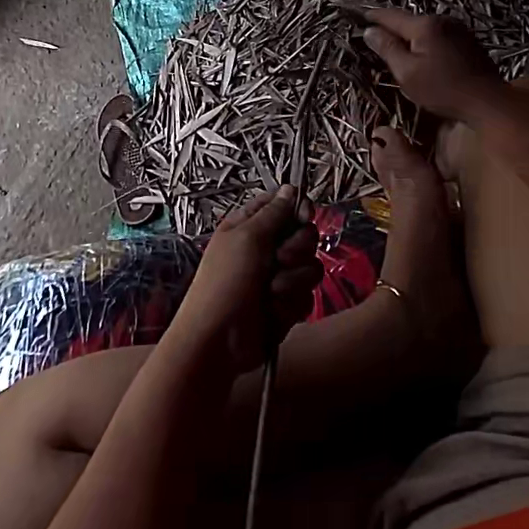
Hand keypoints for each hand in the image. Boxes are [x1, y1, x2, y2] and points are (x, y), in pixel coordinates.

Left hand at [169, 187, 321, 376]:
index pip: (284, 205)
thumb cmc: (225, 282)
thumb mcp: (247, 238)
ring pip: (309, 267)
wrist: (219, 341)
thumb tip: (290, 187)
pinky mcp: (286, 304)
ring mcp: (277, 277)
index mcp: (250, 226)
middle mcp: (265, 248)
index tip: (303, 217)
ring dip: (293, 281)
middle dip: (297, 249)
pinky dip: (291, 304)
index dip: (298, 209)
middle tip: (280, 260)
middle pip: (304, 235)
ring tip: (271, 293)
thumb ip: (274, 212)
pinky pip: (306, 296)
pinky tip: (274, 311)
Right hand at [361, 9, 508, 122]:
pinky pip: (438, 36)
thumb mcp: (407, 72)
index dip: (373, 16)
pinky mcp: (468, 41)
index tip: (359, 16)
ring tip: (397, 47)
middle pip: (409, 21)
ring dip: (410, 36)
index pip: (390, 15)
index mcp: (424, 25)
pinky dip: (426, 42)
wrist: (487, 100)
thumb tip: (370, 31)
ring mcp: (458, 29)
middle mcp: (442, 20)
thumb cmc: (443, 89)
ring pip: (425, 28)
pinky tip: (423, 55)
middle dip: (392, 27)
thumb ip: (387, 49)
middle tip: (375, 36)